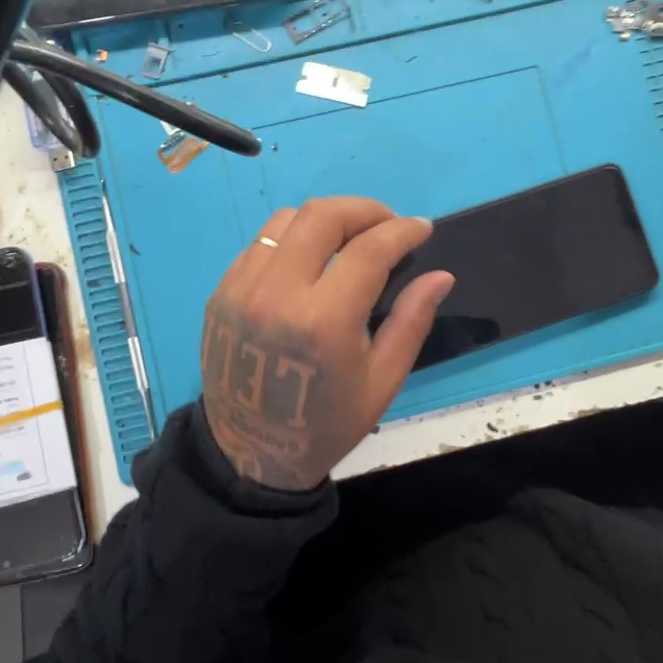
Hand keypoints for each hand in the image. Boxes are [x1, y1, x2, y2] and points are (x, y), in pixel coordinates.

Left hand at [200, 198, 454, 490]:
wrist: (251, 453)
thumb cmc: (327, 423)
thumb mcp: (383, 381)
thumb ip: (412, 321)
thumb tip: (441, 275)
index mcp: (323, 322)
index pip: (369, 250)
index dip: (402, 231)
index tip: (421, 228)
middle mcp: (277, 294)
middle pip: (321, 216)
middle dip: (364, 210)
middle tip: (388, 225)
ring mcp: (241, 290)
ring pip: (286, 220)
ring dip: (326, 219)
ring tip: (350, 238)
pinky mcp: (221, 293)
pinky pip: (261, 244)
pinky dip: (293, 239)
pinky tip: (312, 261)